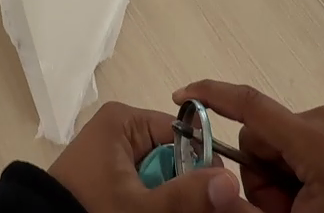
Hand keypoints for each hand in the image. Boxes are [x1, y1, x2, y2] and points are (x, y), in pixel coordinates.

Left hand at [49, 100, 244, 211]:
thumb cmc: (90, 210)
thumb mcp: (141, 206)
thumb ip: (187, 195)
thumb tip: (233, 184)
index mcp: (124, 120)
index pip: (181, 133)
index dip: (203, 165)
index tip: (221, 196)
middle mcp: (118, 130)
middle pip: (171, 158)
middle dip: (185, 188)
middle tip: (200, 210)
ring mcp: (110, 156)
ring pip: (157, 178)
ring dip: (170, 199)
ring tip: (171, 211)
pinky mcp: (103, 179)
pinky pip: (139, 188)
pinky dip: (151, 204)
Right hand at [173, 81, 323, 212]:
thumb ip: (246, 208)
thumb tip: (212, 188)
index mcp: (312, 138)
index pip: (250, 105)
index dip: (211, 95)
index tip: (180, 95)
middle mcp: (320, 119)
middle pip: (259, 138)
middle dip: (261, 177)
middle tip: (286, 212)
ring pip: (274, 145)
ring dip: (277, 180)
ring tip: (304, 209)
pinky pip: (295, 147)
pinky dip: (293, 174)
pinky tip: (313, 199)